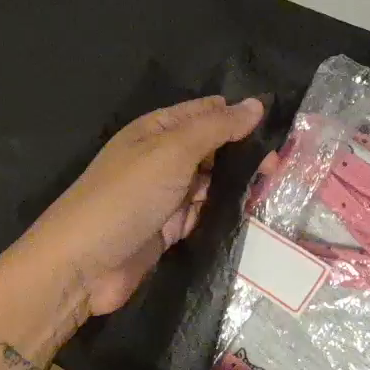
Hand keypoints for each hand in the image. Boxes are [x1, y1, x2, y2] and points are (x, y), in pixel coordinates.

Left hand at [16, 96, 267, 316]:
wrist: (84, 265)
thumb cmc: (125, 198)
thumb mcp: (172, 152)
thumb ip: (215, 128)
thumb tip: (255, 105)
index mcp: (156, 130)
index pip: (205, 113)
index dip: (239, 116)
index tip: (281, 127)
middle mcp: (162, 160)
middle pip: (212, 150)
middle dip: (245, 155)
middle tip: (286, 166)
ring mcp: (165, 198)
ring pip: (212, 186)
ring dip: (239, 188)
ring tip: (279, 189)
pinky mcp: (169, 232)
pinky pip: (204, 217)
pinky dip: (225, 216)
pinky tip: (256, 216)